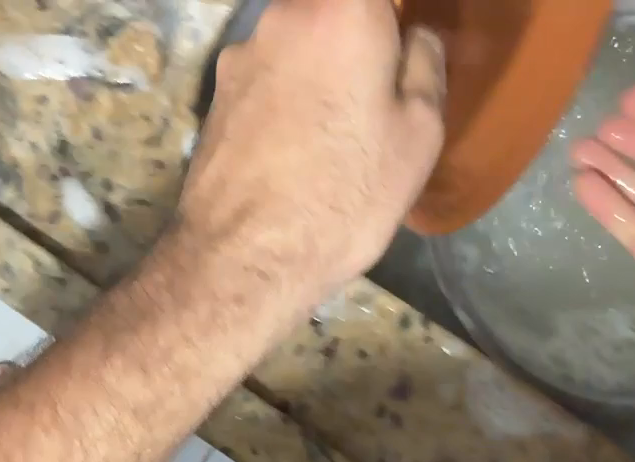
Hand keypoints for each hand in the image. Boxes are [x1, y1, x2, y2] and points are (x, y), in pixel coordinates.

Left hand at [178, 0, 445, 310]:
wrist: (244, 264)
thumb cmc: (344, 198)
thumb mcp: (419, 135)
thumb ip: (423, 65)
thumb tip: (411, 38)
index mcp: (341, 7)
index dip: (386, 21)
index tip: (393, 54)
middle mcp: (280, 17)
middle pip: (326, 10)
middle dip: (350, 42)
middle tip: (367, 94)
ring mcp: (236, 63)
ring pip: (288, 50)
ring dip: (310, 76)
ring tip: (323, 137)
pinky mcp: (210, 108)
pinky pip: (259, 91)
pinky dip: (277, 108)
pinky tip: (286, 158)